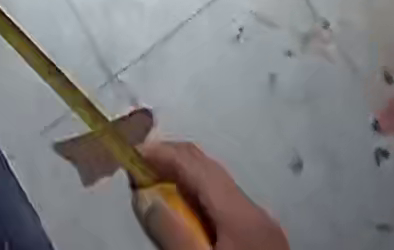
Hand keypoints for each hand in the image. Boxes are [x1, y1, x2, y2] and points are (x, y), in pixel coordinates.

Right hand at [141, 142, 288, 249]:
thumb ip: (171, 233)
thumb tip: (143, 196)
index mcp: (242, 213)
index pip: (194, 163)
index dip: (161, 153)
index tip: (131, 156)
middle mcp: (256, 211)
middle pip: (207, 168)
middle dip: (171, 162)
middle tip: (139, 170)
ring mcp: (262, 227)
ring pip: (217, 186)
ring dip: (184, 181)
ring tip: (155, 190)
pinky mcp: (262, 242)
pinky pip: (224, 206)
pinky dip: (199, 200)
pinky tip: (184, 215)